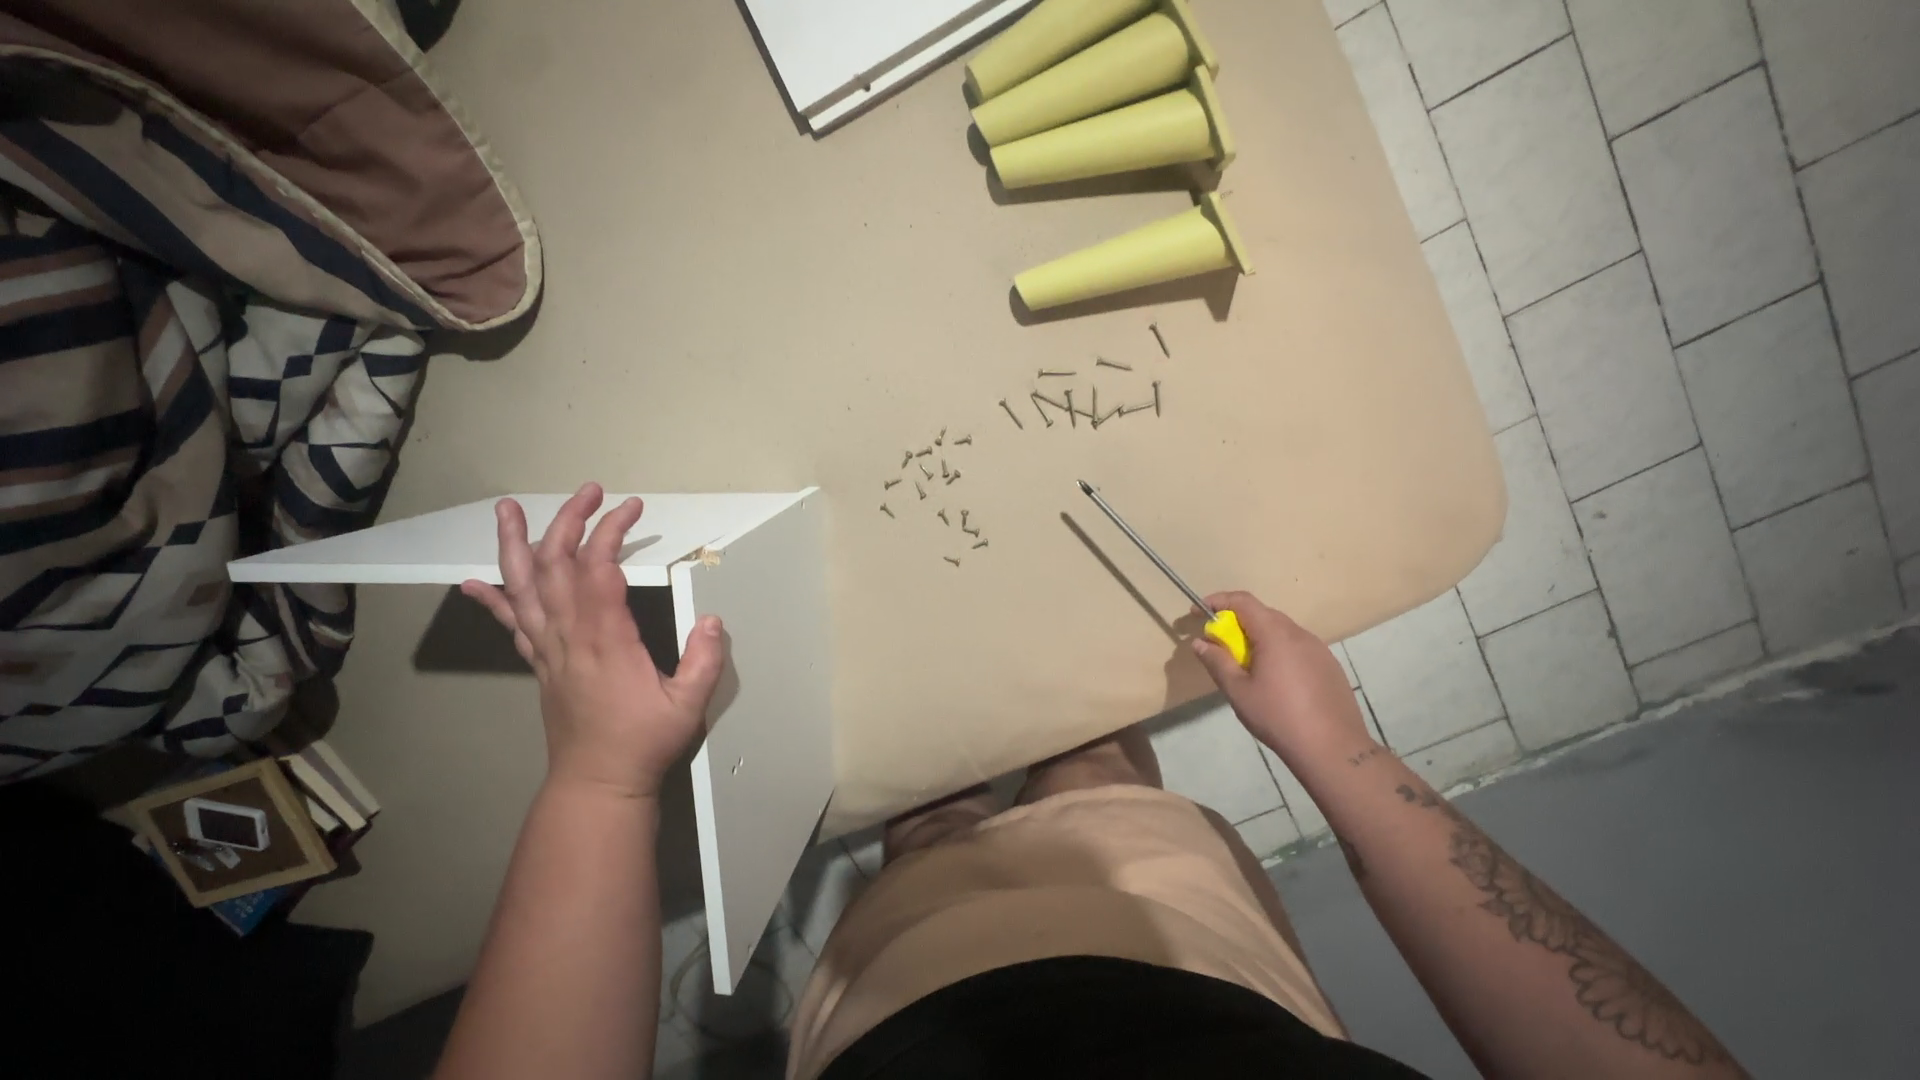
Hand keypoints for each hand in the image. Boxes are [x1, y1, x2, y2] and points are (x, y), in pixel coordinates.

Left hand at [461, 483, 725, 799]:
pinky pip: (511, 624)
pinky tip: (472, 582)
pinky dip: (493, 600)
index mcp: (605, 641)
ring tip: (507, 510)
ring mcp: (548, 650)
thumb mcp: (688, 706)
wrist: (596, 784)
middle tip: (589, 492)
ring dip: (516, 546)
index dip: (610, 533)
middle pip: (556, 566)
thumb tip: (712, 619)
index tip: (630, 508)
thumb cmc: (644, 743)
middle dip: (568, 522)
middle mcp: (569, 637)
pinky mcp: (540, 664)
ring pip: (524, 587)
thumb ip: (703, 661)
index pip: (598, 570)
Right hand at [1190, 591, 1370, 765]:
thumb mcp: (1238, 692)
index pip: (1243, 601)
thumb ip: (1217, 662)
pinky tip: (1277, 681)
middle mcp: (1299, 634)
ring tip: (1248, 666)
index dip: (1218, 601)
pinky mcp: (1330, 665)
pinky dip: (1279, 652)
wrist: (1333, 748)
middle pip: (1263, 614)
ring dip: (1259, 638)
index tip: (1199, 613)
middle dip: (1237, 623)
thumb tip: (1200, 642)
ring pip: (1282, 632)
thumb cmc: (1278, 717)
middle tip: (1221, 645)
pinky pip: (1298, 647)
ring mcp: (1319, 649)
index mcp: (1275, 634)